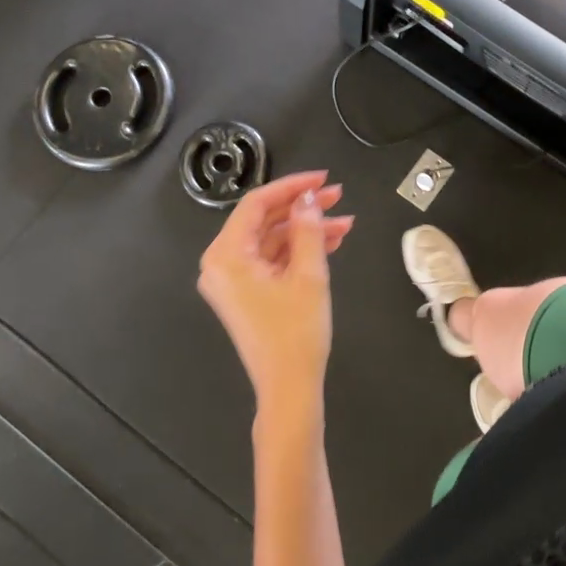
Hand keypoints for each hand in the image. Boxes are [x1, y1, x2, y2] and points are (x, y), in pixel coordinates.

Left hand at [198, 171, 355, 411]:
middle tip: (338, 197)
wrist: (289, 387)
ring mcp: (232, 281)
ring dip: (306, 230)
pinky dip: (298, 251)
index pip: (256, 204)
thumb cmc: (296, 332)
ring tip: (345, 223)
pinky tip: (330, 242)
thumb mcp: (309, 275)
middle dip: (302, 208)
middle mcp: (220, 264)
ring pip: (271, 241)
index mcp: (226, 256)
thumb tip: (308, 199)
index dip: (291, 187)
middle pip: (263, 221)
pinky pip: (271, 261)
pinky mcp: (246, 294)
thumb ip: (308, 229)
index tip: (324, 179)